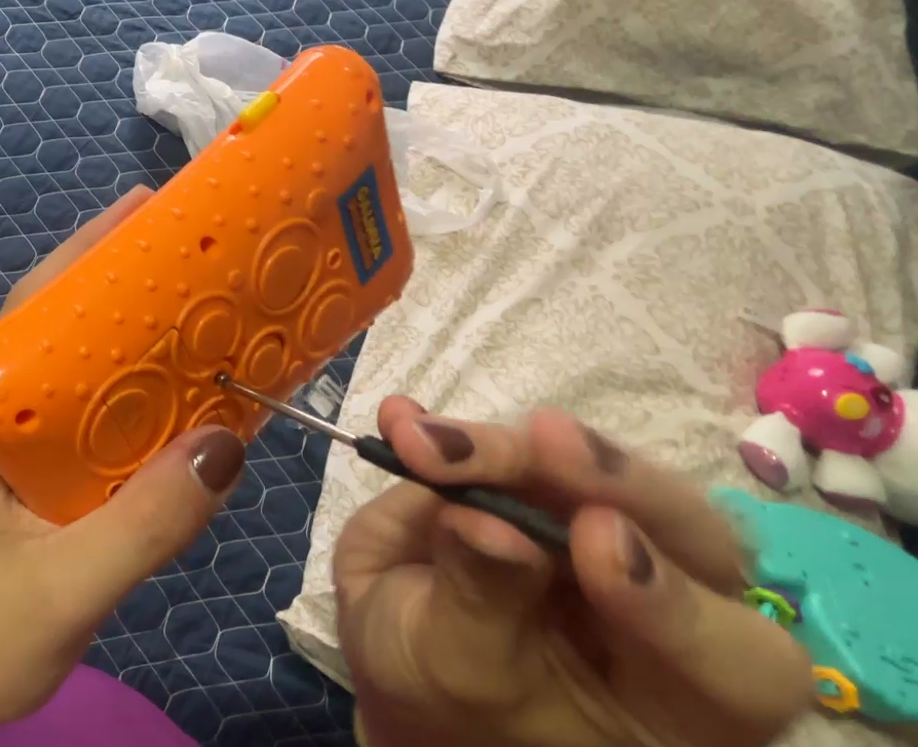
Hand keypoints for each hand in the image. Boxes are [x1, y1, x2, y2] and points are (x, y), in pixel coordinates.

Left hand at [0, 186, 247, 735]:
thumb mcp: (69, 582)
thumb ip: (146, 521)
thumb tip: (228, 441)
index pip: (37, 306)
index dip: (89, 255)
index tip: (148, 215)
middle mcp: (9, 408)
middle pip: (74, 326)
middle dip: (134, 284)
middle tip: (207, 250)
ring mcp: (34, 440)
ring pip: (99, 371)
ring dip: (152, 339)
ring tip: (221, 305)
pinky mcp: (59, 472)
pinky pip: (115, 419)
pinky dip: (158, 401)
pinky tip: (208, 396)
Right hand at [337, 397, 812, 746]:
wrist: (390, 660)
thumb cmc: (444, 706)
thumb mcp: (459, 670)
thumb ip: (482, 603)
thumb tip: (483, 521)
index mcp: (683, 690)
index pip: (733, 655)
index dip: (677, 598)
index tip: (596, 541)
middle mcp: (659, 593)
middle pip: (676, 527)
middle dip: (608, 477)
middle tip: (543, 440)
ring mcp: (584, 522)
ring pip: (578, 466)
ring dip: (496, 446)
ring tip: (418, 441)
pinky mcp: (520, 479)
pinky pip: (496, 441)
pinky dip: (443, 422)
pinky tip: (398, 416)